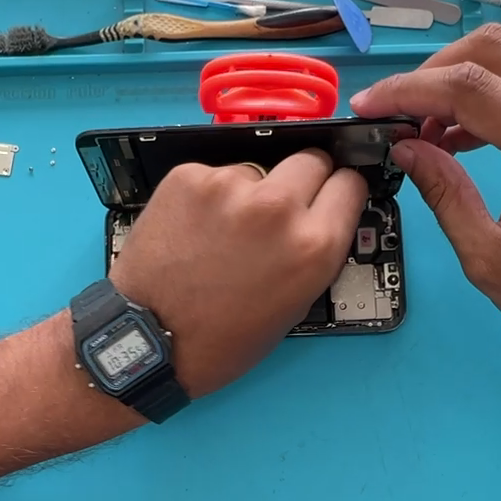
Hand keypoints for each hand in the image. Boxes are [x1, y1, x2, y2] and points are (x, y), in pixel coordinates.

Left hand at [110, 148, 365, 396]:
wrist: (149, 340)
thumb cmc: (222, 340)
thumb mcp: (293, 307)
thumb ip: (314, 253)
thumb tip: (320, 218)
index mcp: (314, 246)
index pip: (350, 184)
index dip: (341, 191)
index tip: (331, 195)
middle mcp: (277, 208)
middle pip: (311, 160)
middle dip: (302, 181)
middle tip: (280, 210)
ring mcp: (230, 187)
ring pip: (258, 169)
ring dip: (250, 192)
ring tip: (225, 233)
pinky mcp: (189, 177)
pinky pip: (214, 175)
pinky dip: (210, 196)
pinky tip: (196, 229)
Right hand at [350, 25, 500, 387]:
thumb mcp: (488, 258)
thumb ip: (444, 194)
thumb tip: (405, 147)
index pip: (470, 87)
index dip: (408, 90)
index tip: (367, 105)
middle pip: (493, 50)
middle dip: (431, 72)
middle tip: (395, 113)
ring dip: (457, 82)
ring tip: (421, 130)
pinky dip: (486, 97)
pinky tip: (456, 137)